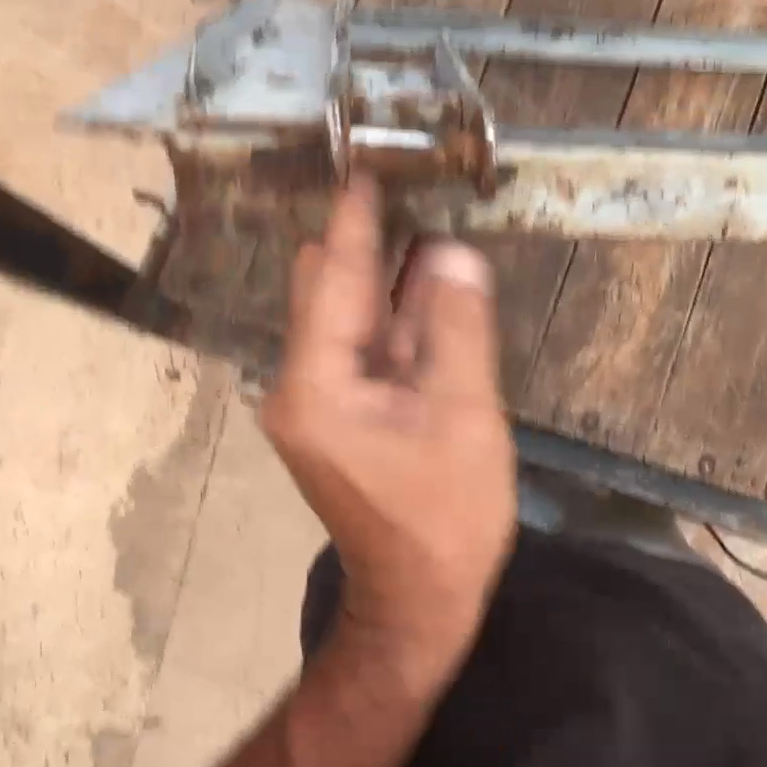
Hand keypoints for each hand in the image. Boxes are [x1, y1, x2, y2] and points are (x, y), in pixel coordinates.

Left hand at [261, 174, 516, 675]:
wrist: (420, 600)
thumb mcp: (464, 417)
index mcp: (318, 384)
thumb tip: (455, 254)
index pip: (338, 279)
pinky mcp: (341, 419)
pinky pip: (365, 352)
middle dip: (368, 243)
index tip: (366, 166)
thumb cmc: (445, 517)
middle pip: (331, 292)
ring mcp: (318, 405)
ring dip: (386, 280)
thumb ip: (457, 330)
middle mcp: (301, 386)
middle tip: (411, 192)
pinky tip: (427, 290)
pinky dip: (395, 321)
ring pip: (350, 320)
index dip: (358, 221)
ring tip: (424, 225)